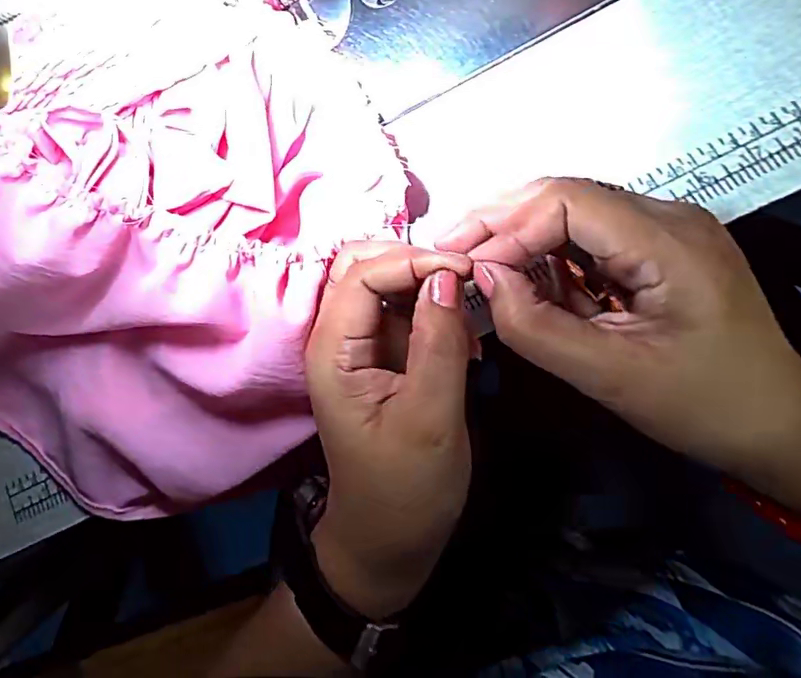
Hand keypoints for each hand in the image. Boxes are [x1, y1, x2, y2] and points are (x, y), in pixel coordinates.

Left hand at [304, 243, 473, 618]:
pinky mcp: (379, 352)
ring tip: (467, 305)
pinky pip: (401, 307)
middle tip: (462, 277)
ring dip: (424, 280)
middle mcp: (336, 337)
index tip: (463, 271)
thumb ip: (438, 342)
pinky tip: (462, 331)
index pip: (361, 275)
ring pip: (382, 280)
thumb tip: (448, 276)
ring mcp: (357, 343)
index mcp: (333, 351)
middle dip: (412, 259)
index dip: (412, 261)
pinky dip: (431, 305)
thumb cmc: (406, 489)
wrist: (389, 540)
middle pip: (361, 265)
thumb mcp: (431, 417)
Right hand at [439, 178, 800, 524]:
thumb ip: (539, 328)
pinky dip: (554, 252)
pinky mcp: (661, 243)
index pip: (570, 200)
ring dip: (526, 235)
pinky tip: (531, 277)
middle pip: (568, 193)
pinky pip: (594, 233)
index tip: (470, 264)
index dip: (510, 225)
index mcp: (671, 241)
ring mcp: (668, 225)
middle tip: (455, 249)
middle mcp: (669, 215)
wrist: (783, 425)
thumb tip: (485, 278)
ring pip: (575, 209)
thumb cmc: (708, 407)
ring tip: (483, 265)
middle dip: (505, 220)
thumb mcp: (615, 378)